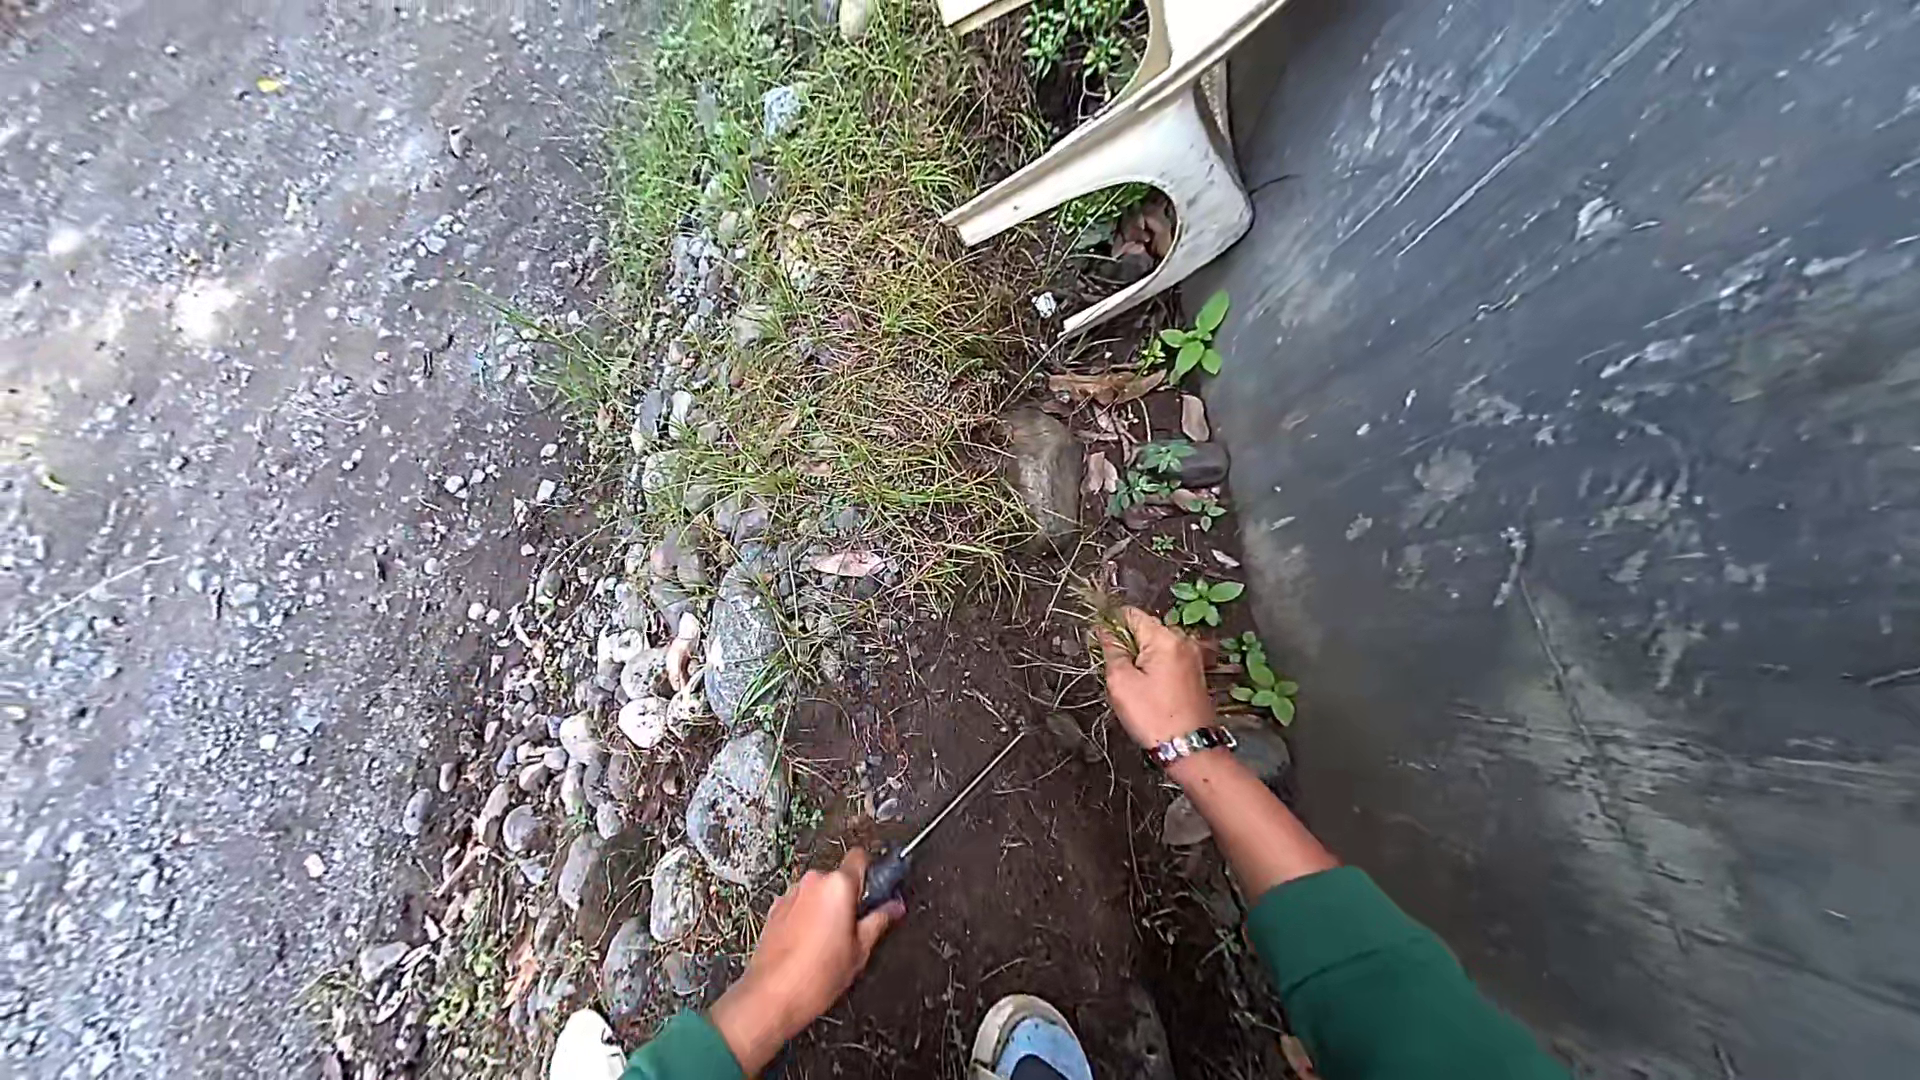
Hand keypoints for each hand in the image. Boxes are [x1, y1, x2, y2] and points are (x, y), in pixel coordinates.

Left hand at [708, 849, 904, 1074]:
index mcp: (838, 885)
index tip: (875, 893)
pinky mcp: (776, 908)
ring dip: (826, 907)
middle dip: (848, 898)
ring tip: (828, 943)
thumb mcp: (859, 951)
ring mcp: (793, 893)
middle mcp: (814, 881)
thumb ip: (879, 921)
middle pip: (840, 878)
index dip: (870, 874)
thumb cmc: (814, 977)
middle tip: (853, 928)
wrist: (769, 999)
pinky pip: (800, 903)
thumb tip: (894, 908)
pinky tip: (808, 946)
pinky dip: (807, 916)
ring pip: (819, 892)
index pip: (861, 858)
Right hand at [1099, 605, 1215, 748]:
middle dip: (1126, 643)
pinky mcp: (1195, 672)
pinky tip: (1147, 688)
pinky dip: (1153, 666)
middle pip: (1144, 628)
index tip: (1100, 644)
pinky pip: (1167, 658)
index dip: (1110, 624)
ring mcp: (1192, 656)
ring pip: (1155, 645)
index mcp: (1164, 638)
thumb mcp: (1121, 681)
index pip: (1131, 614)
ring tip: (1131, 682)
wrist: (1190, 749)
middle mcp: (1182, 641)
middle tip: (1115, 669)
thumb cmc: (1152, 716)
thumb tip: (1104, 631)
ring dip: (1139, 656)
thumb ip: (1111, 650)